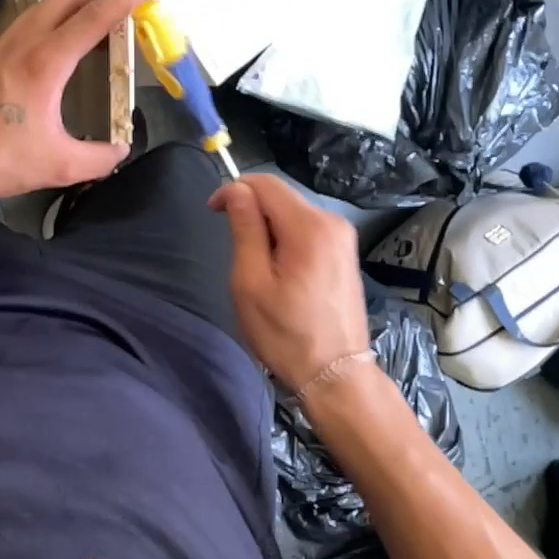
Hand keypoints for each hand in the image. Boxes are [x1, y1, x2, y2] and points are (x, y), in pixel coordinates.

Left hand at [0, 0, 158, 202]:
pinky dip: (43, 33)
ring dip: (67, 16)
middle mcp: (19, 46)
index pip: (94, 17)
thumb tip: (118, 150)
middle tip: (112, 24)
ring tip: (83, 48)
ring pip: (39, 9)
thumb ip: (100, 157)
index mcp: (44, 63)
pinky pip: (20, 30)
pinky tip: (47, 69)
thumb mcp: (59, 166)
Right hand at [211, 174, 371, 388]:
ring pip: (292, 212)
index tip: (213, 212)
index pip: (265, 183)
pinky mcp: (344, 252)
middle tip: (236, 250)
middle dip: (252, 212)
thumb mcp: (251, 281)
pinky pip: (306, 229)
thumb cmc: (286, 334)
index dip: (234, 189)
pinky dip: (285, 239)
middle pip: (280, 196)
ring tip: (257, 267)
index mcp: (309, 227)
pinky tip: (280, 272)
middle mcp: (332, 222)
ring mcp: (343, 237)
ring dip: (268, 228)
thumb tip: (236, 190)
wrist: (336, 376)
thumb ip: (244, 228)